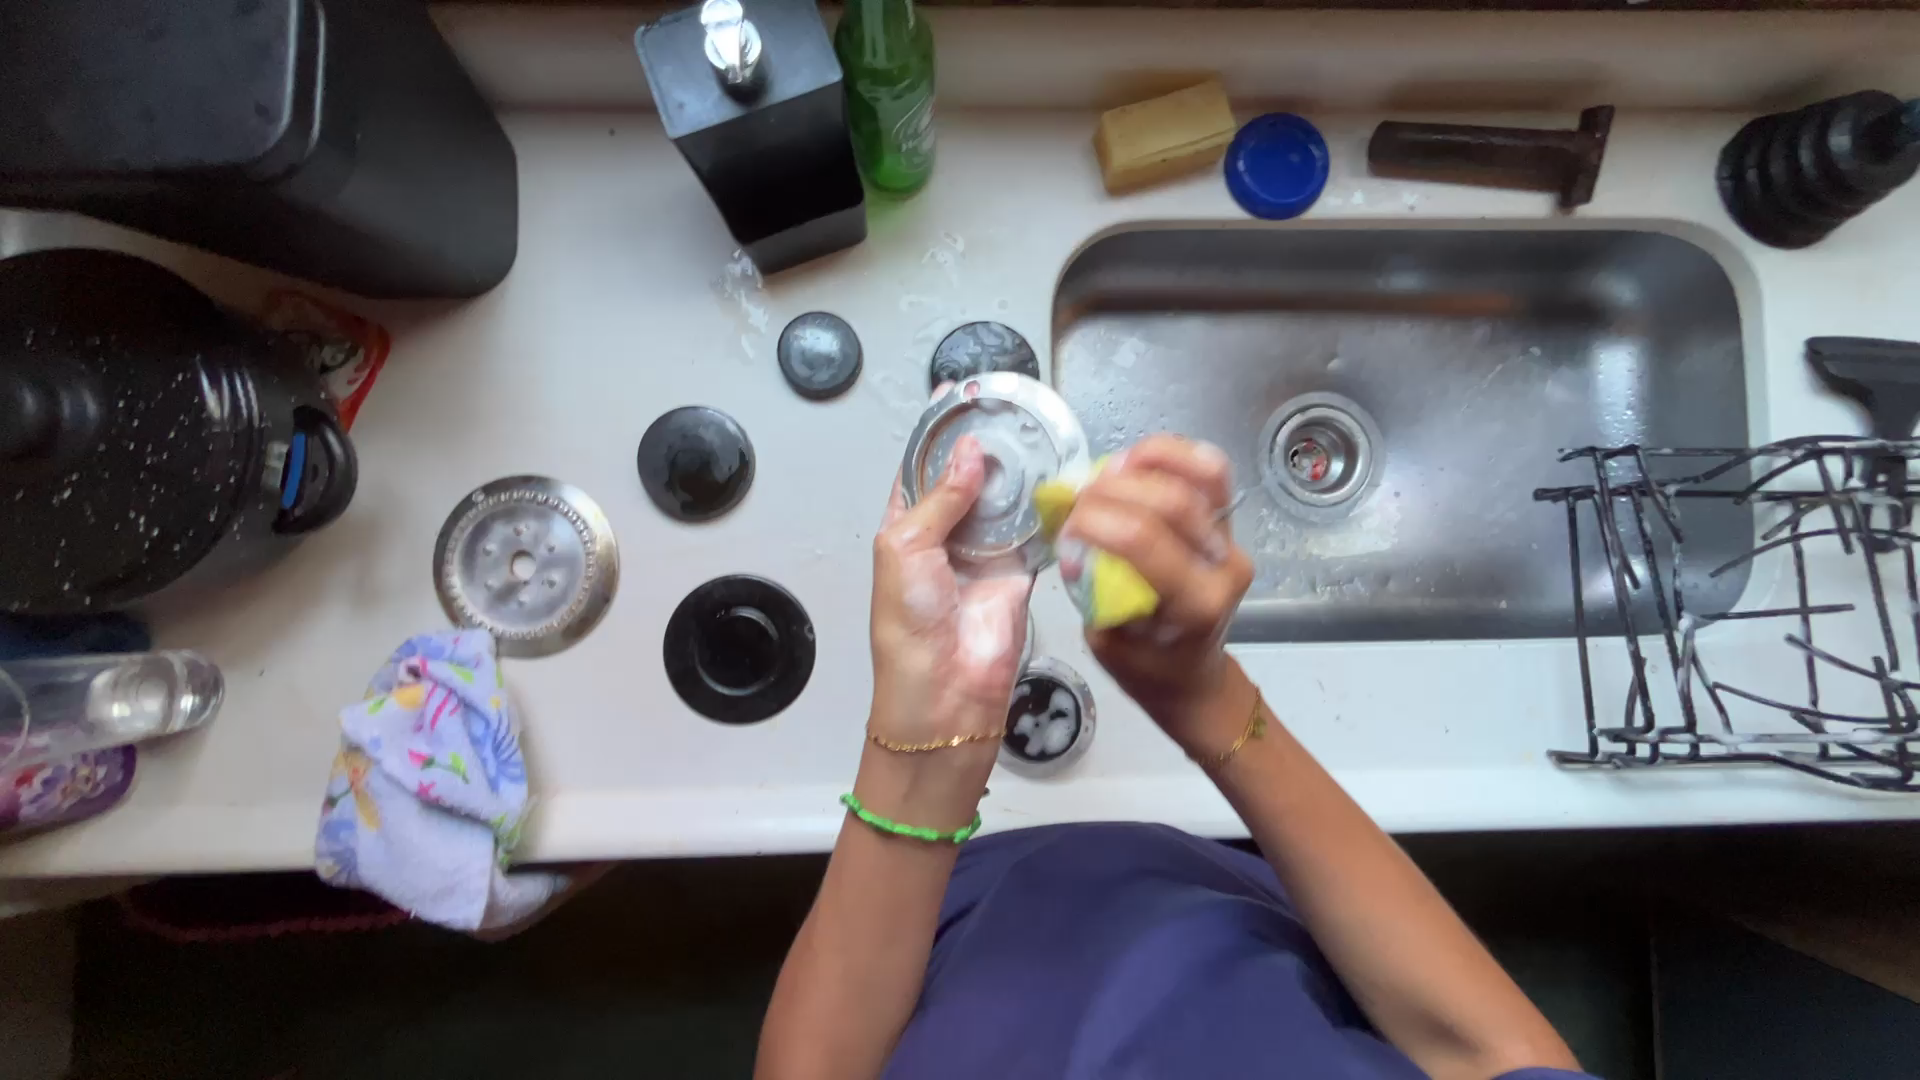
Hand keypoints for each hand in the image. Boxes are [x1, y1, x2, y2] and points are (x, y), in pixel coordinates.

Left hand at [864, 435, 1033, 824]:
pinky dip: (1044, 504)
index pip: (919, 467)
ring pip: (1002, 498)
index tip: (956, 394)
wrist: (947, 692)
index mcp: (906, 525)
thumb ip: (940, 498)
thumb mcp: (905, 549)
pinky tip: (1056, 471)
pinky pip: (1033, 529)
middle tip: (1007, 407)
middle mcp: (946, 533)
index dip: (935, 433)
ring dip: (1014, 469)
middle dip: (982, 444)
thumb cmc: (909, 622)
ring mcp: (984, 550)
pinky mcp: (1020, 569)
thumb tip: (970, 452)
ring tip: (1033, 428)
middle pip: (966, 478)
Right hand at [1059, 436, 1255, 757]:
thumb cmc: (1145, 666)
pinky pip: (1208, 474)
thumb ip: (1093, 585)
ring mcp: (1232, 541)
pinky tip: (1136, 460)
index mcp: (1195, 604)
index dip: (1096, 522)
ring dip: (1148, 461)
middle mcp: (1223, 566)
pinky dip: (1172, 456)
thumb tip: (1073, 536)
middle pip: (1174, 502)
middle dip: (1114, 489)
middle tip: (1079, 498)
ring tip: (1109, 469)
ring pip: (1204, 476)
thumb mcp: (1106, 639)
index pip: (1145, 542)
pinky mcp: (1227, 523)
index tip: (1067, 527)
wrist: (1192, 676)